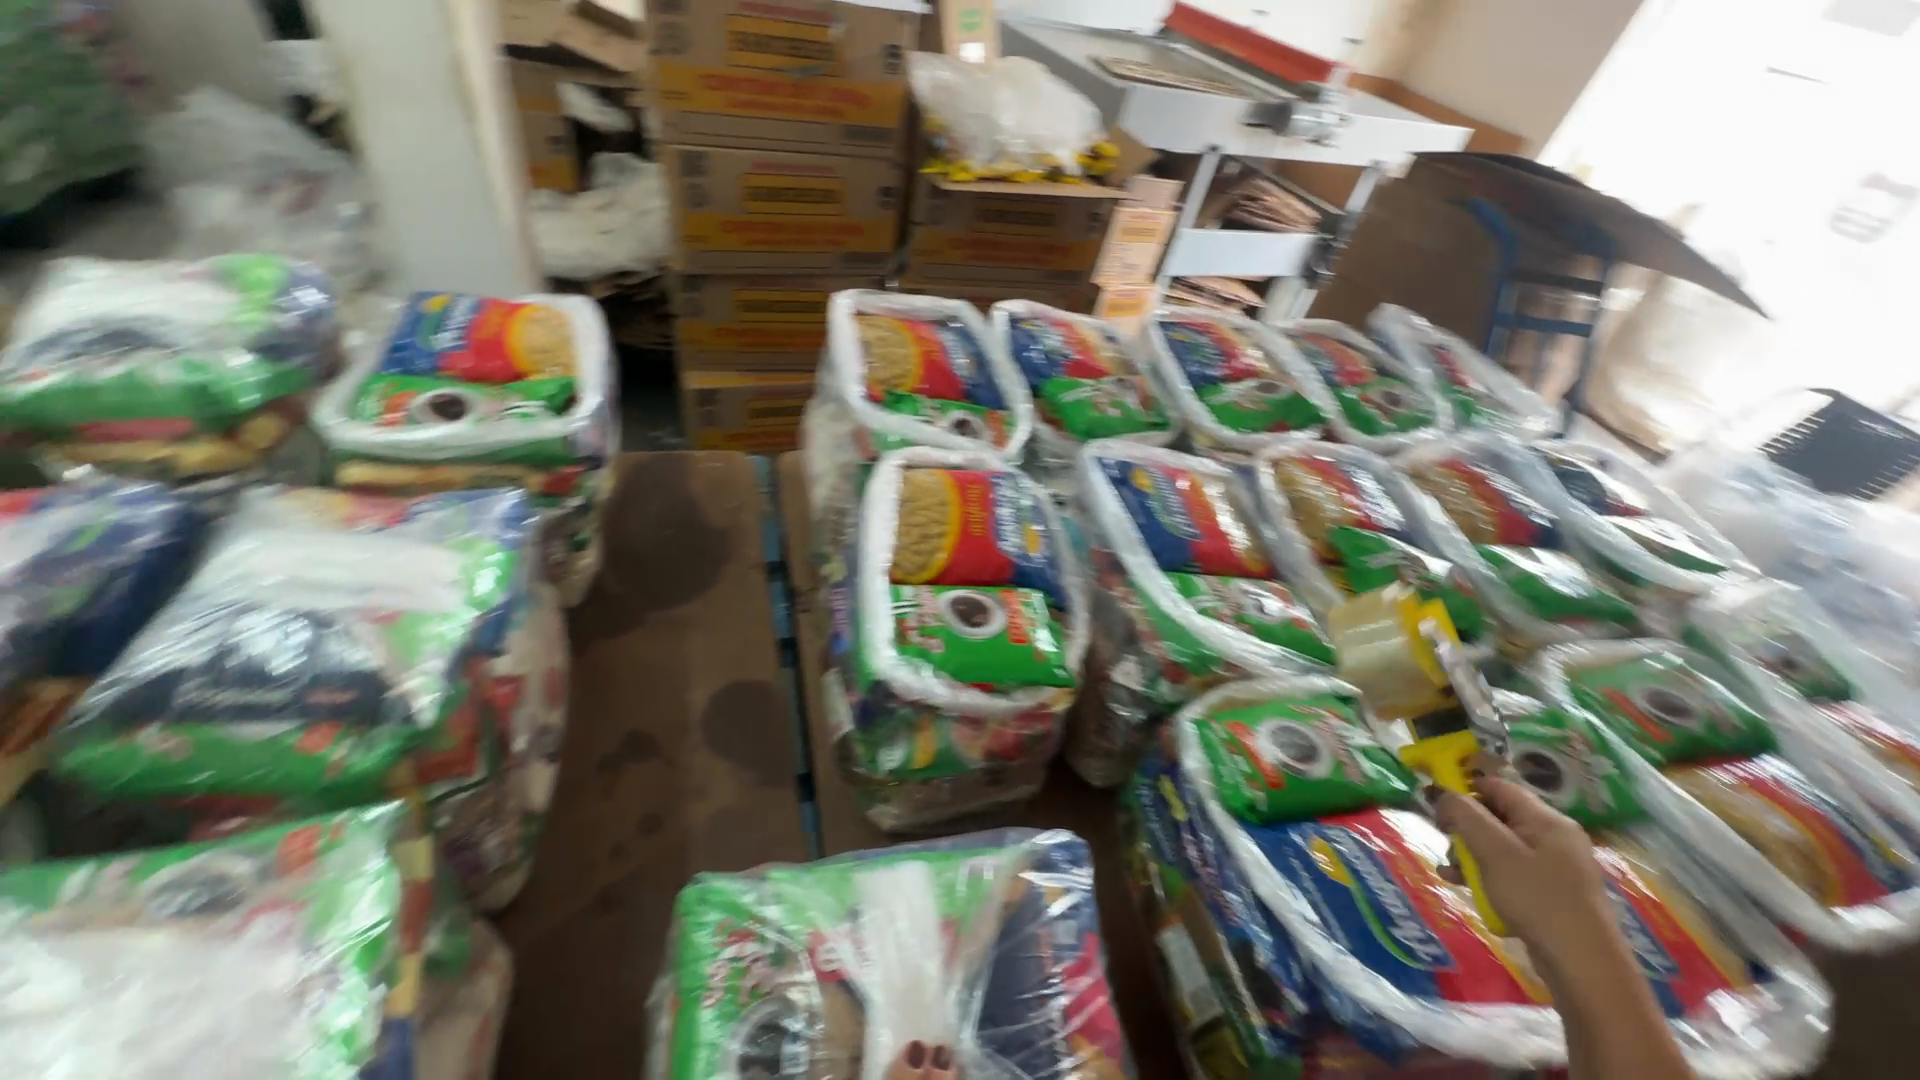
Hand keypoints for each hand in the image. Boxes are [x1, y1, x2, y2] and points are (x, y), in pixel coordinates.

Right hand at [1432, 754, 1618, 967]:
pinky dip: (1488, 875)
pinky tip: (1469, 889)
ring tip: (1453, 874)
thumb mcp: (1493, 851)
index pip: (1497, 787)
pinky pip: (1512, 871)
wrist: (1583, 964)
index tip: (1438, 811)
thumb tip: (1442, 795)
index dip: (1464, 792)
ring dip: (1471, 855)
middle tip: (1448, 848)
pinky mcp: (1552, 891)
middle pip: (1497, 817)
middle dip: (1465, 829)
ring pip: (1500, 846)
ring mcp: (1556, 866)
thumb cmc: (1536, 898)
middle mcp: (1555, 837)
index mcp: (1547, 820)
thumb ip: (1465, 815)